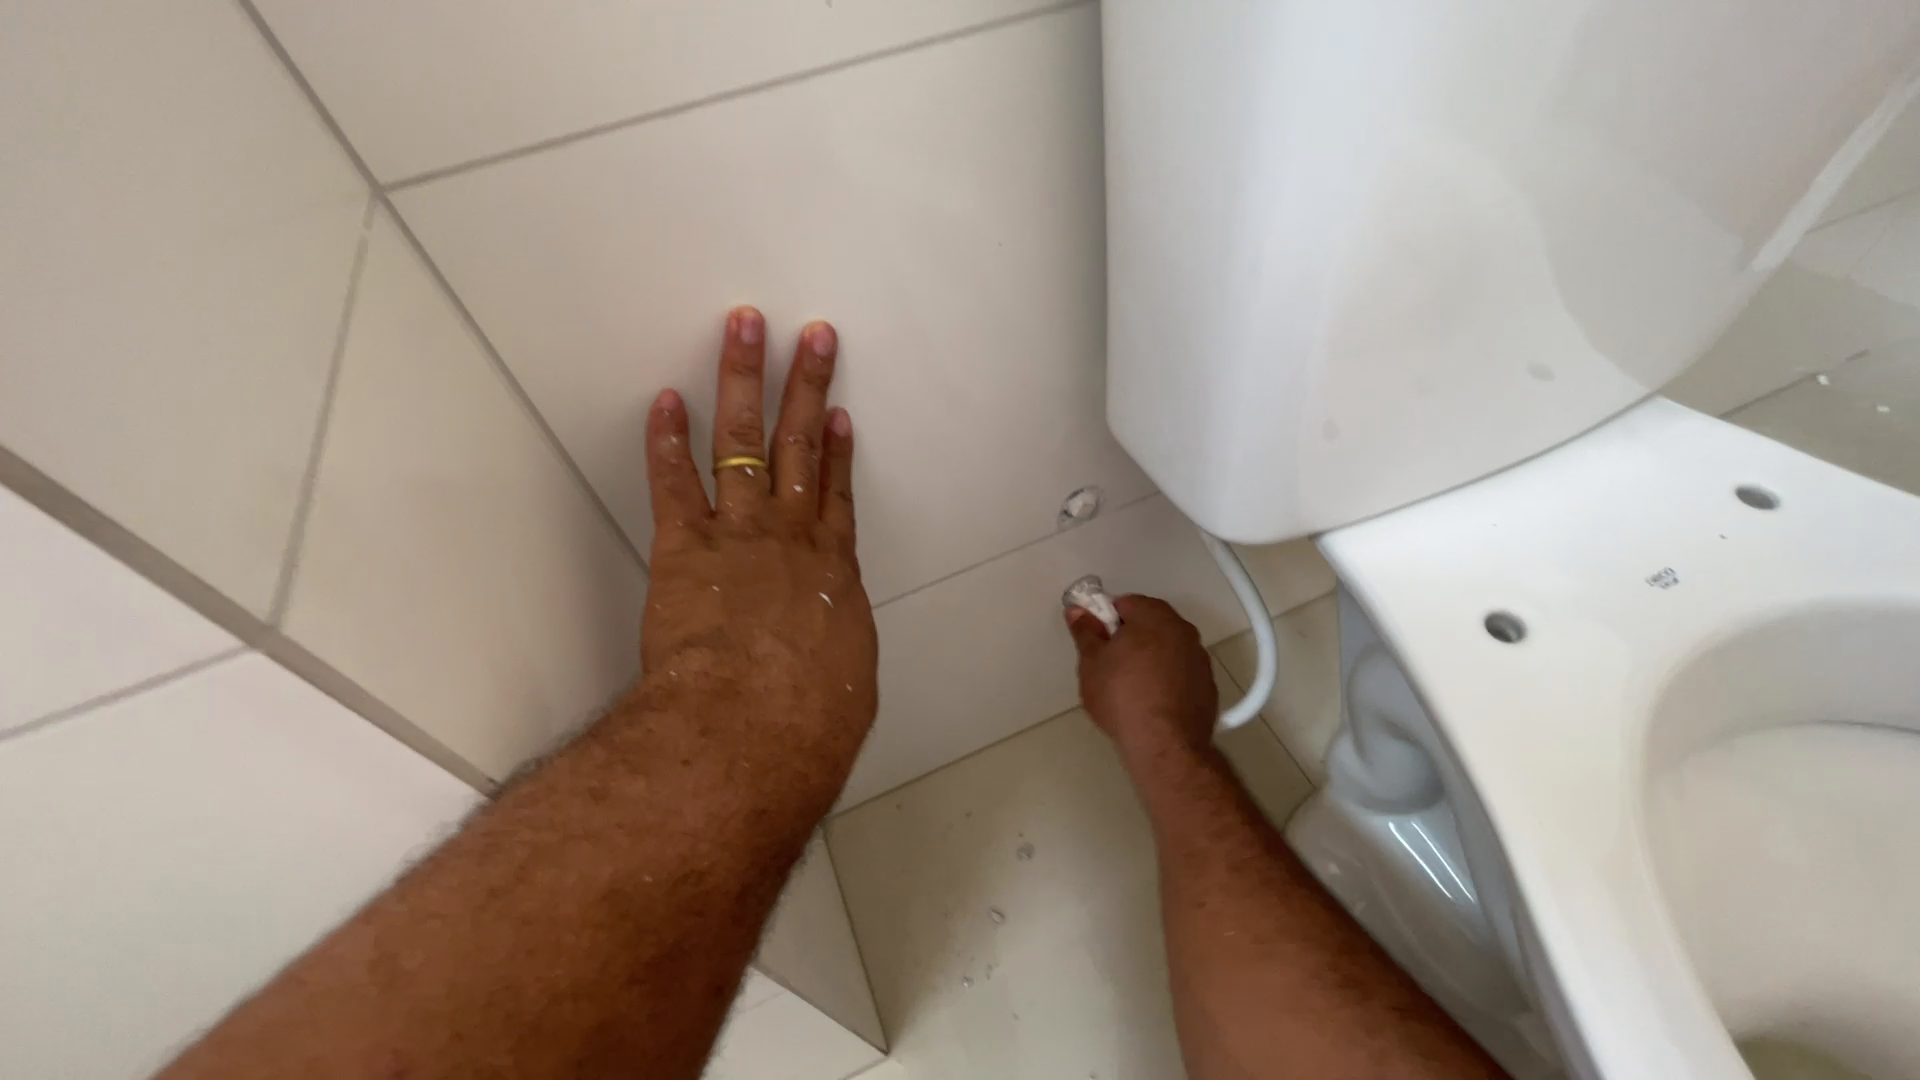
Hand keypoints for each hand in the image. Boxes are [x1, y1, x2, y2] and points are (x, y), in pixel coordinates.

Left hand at [641, 306, 877, 745]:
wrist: (754, 726)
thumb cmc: (811, 720)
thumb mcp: (845, 688)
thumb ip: (836, 655)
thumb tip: (827, 657)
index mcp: (833, 572)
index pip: (837, 497)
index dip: (839, 453)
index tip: (838, 415)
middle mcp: (791, 537)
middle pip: (801, 447)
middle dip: (806, 386)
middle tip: (813, 336)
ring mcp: (740, 533)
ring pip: (745, 442)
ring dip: (744, 382)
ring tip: (746, 331)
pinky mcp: (685, 547)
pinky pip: (675, 483)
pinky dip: (668, 440)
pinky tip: (666, 401)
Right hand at [1067, 596, 1216, 759]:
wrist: (1164, 744)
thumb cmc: (1121, 696)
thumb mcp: (1091, 663)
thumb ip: (1085, 631)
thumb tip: (1077, 611)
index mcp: (1153, 616)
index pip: (1125, 602)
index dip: (1106, 619)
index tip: (1097, 641)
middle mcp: (1182, 630)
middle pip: (1150, 622)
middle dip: (1130, 636)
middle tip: (1110, 663)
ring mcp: (1199, 658)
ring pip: (1168, 647)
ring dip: (1151, 656)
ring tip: (1131, 685)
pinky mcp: (1207, 685)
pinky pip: (1181, 671)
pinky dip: (1168, 677)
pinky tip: (1153, 701)